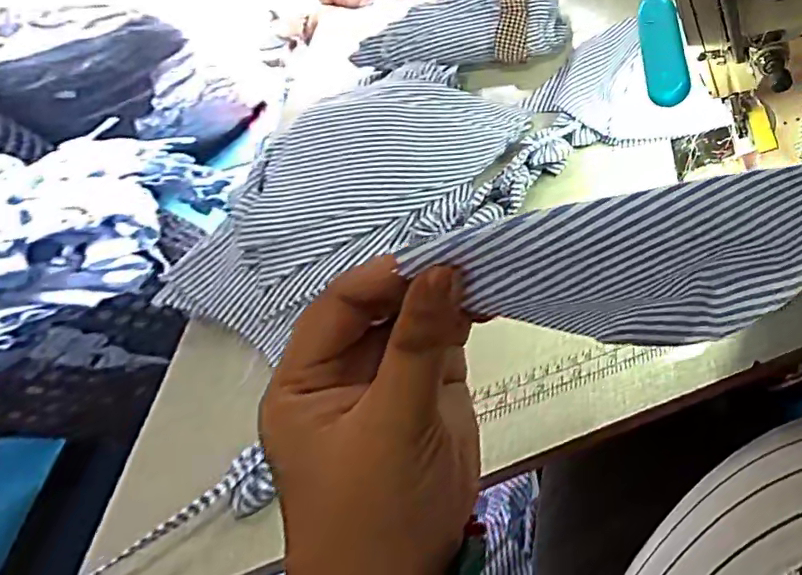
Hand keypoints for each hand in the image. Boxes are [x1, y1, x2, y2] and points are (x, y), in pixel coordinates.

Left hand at [259, 258, 479, 574]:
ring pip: (420, 313)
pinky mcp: (432, 381)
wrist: (408, 571)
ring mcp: (393, 374)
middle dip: (425, 278)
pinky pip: (447, 332)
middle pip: (383, 303)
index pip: (340, 307)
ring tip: (491, 272)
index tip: (439, 257)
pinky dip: (470, 312)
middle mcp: (347, 370)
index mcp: (308, 382)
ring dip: (453, 291)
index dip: (384, 276)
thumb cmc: (375, 506)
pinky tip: (493, 299)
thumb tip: (443, 268)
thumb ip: (418, 341)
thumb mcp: (393, 420)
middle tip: (474, 258)